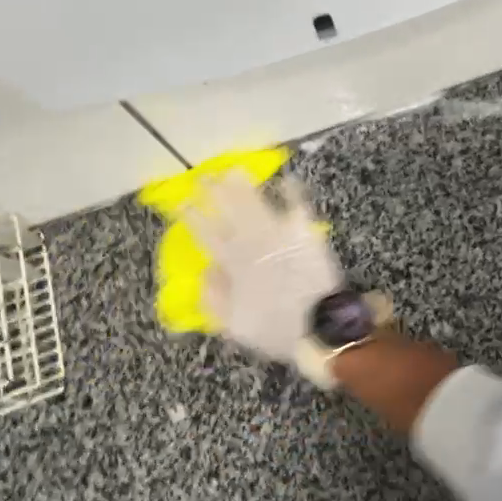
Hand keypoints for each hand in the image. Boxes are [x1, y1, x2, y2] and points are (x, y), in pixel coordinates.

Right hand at [176, 176, 342, 360]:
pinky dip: (292, 192)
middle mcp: (253, 244)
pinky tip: (287, 178)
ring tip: (233, 170)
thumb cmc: (276, 329)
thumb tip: (205, 271)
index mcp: (233, 265)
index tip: (181, 201)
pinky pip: (297, 206)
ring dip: (243, 186)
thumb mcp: (235, 325)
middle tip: (203, 176)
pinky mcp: (305, 233)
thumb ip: (214, 297)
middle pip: (229, 212)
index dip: (192, 217)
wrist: (320, 326)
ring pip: (256, 203)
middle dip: (214, 192)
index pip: (206, 235)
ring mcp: (280, 235)